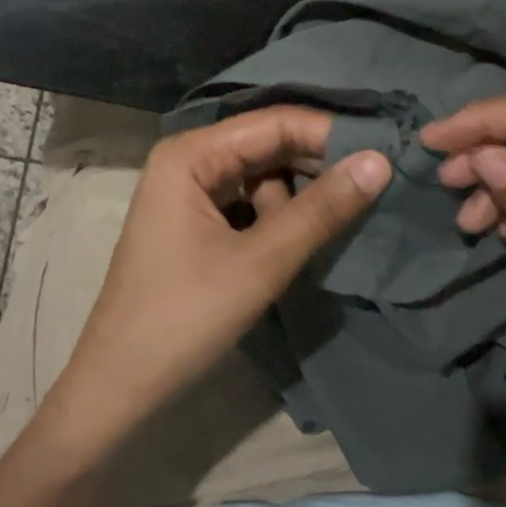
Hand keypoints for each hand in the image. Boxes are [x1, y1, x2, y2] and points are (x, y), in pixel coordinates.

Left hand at [43, 107, 389, 453]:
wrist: (120, 383)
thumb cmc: (185, 317)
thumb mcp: (261, 262)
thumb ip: (321, 210)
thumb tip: (380, 161)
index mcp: (190, 154)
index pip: (274, 123)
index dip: (331, 133)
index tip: (386, 151)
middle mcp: (187, 160)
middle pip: (266, 145)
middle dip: (319, 164)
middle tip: (380, 182)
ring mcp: (188, 192)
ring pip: (261, 175)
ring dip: (300, 195)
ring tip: (345, 217)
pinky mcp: (194, 222)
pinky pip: (247, 202)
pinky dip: (279, 215)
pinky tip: (308, 236)